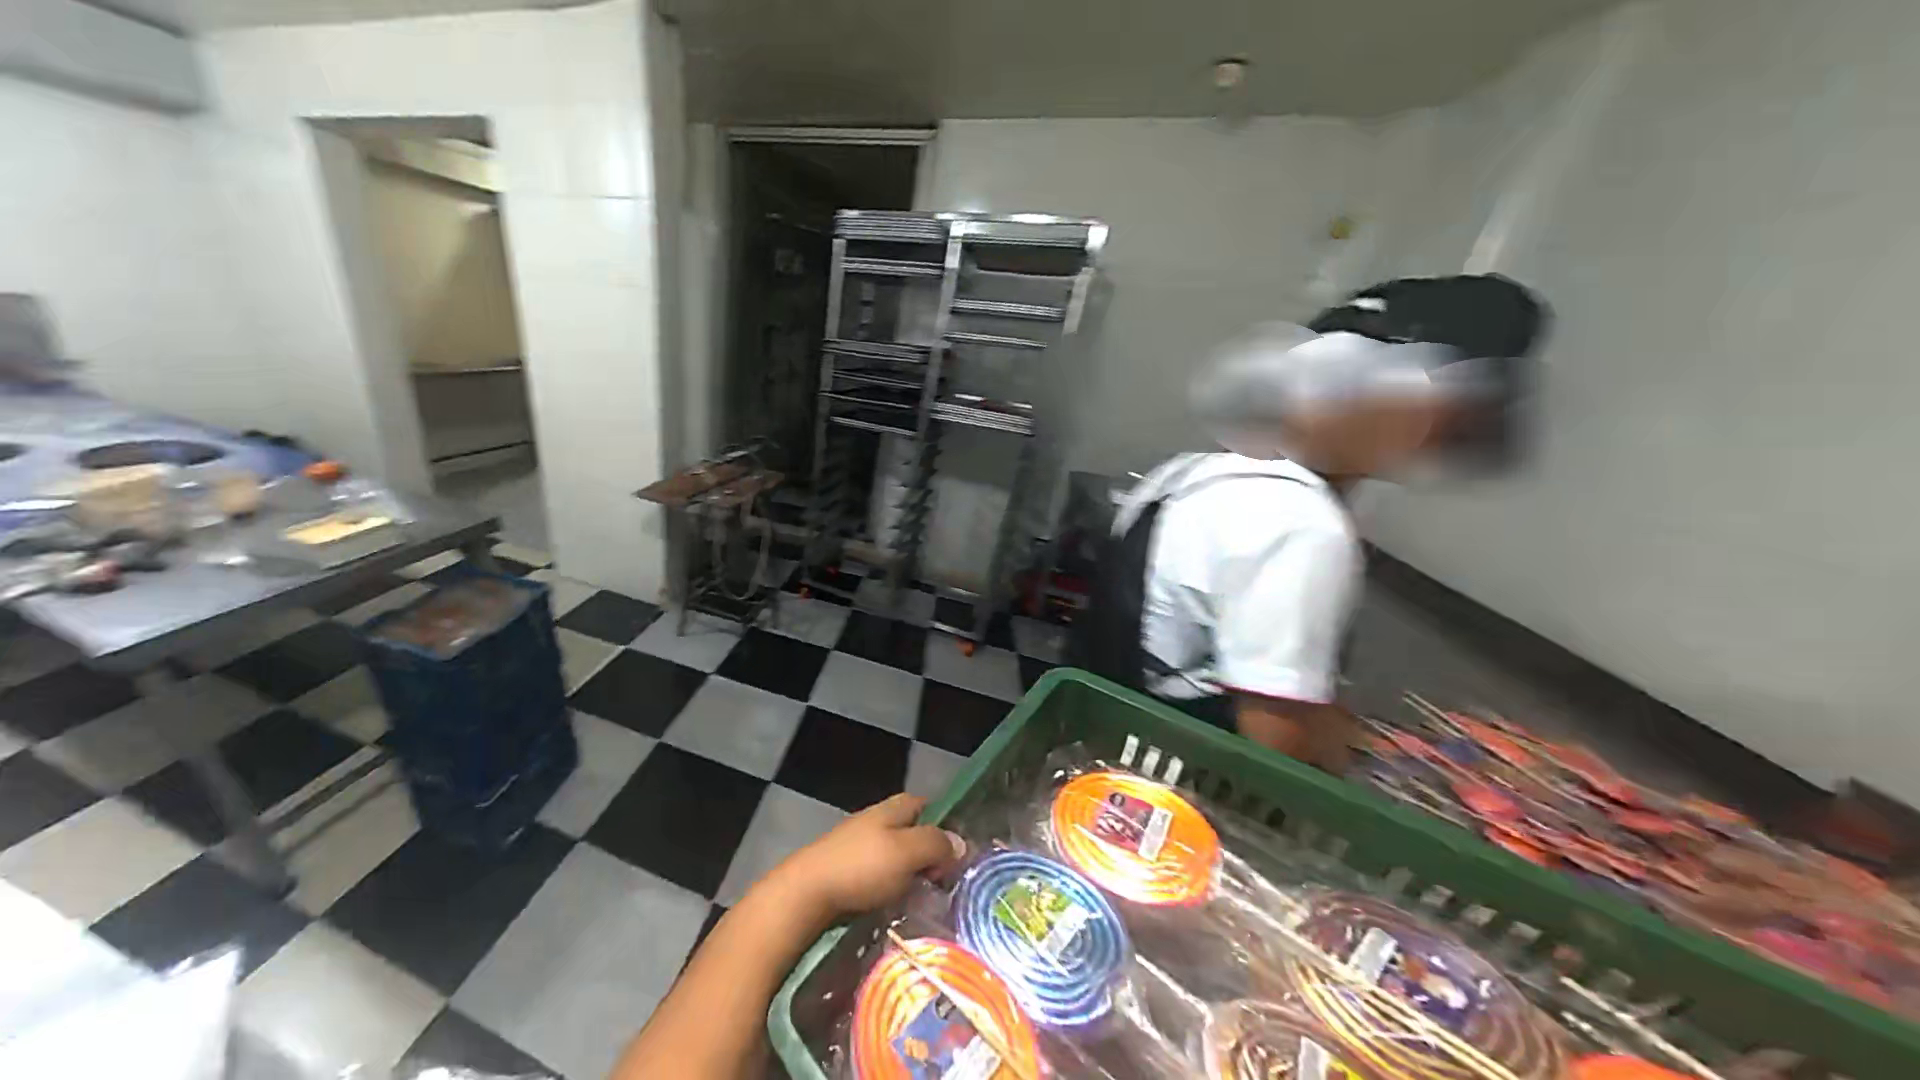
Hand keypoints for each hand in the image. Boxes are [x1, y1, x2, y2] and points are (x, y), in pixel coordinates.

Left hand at [759, 793, 965, 923]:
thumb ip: (936, 844)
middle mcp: (875, 820)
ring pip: (895, 855)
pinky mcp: (845, 872)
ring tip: (924, 898)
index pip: (926, 805)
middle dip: (928, 852)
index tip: (958, 853)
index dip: (944, 823)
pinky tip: (895, 905)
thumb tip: (960, 843)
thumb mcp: (907, 852)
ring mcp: (857, 846)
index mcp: (892, 808)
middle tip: (944, 881)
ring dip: (910, 873)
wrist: (805, 894)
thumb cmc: (861, 868)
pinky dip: (890, 887)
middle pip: (912, 831)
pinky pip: (878, 875)